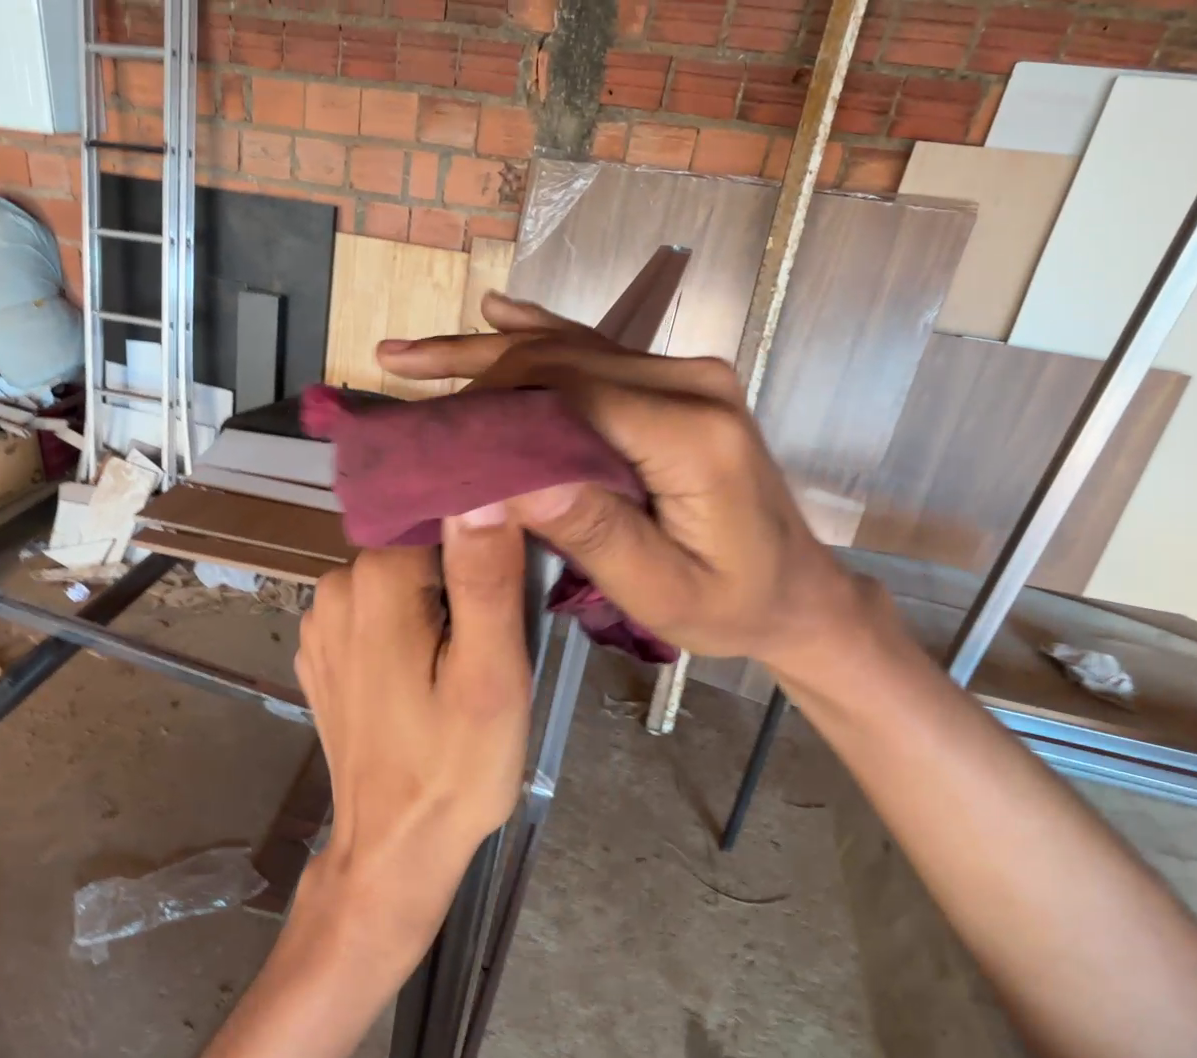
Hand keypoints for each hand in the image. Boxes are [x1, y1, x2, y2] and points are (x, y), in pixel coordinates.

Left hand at [295, 518, 531, 902]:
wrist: (394, 846)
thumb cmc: (453, 765)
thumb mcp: (490, 673)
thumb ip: (485, 576)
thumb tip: (483, 491)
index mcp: (374, 580)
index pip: (439, 513)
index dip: (482, 541)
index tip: (512, 577)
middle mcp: (334, 588)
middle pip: (416, 545)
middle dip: (457, 576)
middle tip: (491, 636)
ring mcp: (321, 623)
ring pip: (396, 576)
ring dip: (432, 603)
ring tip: (460, 659)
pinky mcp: (322, 653)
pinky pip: (372, 611)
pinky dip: (402, 626)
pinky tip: (423, 671)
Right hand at [378, 293, 863, 674]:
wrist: (797, 590)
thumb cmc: (732, 604)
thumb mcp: (663, 591)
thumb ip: (592, 530)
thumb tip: (503, 482)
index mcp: (691, 433)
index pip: (566, 394)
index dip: (486, 408)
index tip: (423, 438)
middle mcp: (691, 380)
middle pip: (557, 361)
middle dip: (472, 380)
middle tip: (399, 405)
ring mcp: (684, 373)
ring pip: (565, 346)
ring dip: (483, 352)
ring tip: (403, 355)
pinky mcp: (674, 381)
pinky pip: (593, 348)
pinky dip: (534, 335)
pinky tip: (492, 314)